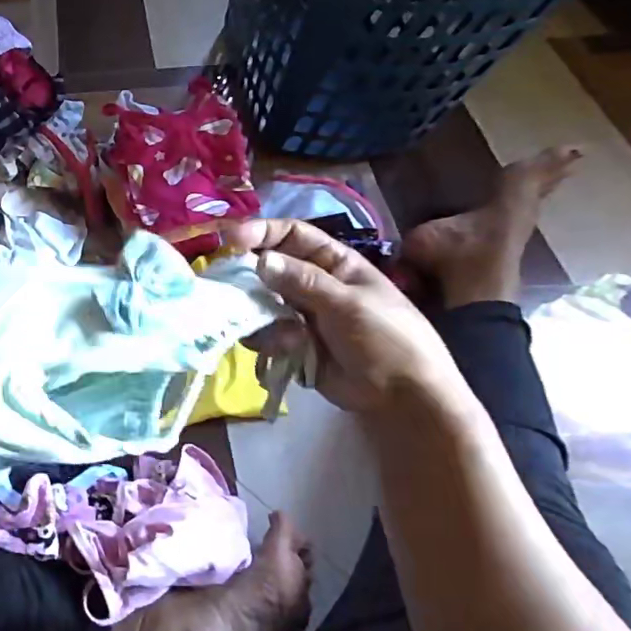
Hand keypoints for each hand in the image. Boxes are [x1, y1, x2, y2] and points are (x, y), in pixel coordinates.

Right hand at [224, 219, 464, 415]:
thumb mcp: (348, 304)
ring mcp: (301, 314)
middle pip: (269, 267)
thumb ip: (303, 281)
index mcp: (334, 262)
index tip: (232, 240)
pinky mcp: (292, 343)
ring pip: (261, 302)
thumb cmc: (386, 339)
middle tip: (227, 285)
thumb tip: (260, 260)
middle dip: (249, 275)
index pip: (292, 235)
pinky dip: (269, 340)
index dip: (262, 232)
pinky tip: (289, 350)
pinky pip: (265, 333)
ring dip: (261, 314)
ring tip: (281, 332)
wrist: (403, 398)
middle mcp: (313, 283)